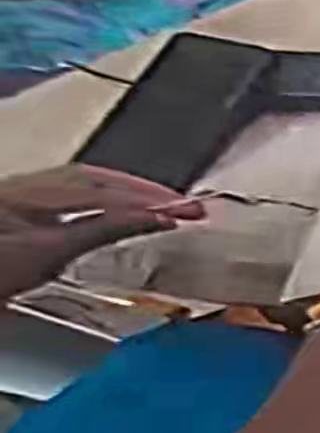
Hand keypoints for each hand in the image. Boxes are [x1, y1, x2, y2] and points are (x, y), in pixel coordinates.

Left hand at [0, 166, 204, 299]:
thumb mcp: (52, 254)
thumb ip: (106, 231)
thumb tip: (157, 219)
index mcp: (19, 196)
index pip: (99, 193)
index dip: (149, 201)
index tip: (189, 212)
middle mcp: (15, 187)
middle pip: (90, 178)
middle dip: (143, 189)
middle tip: (187, 205)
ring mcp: (15, 194)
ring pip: (81, 181)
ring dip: (129, 190)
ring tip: (167, 203)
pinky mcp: (20, 205)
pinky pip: (71, 191)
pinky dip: (110, 195)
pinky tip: (130, 206)